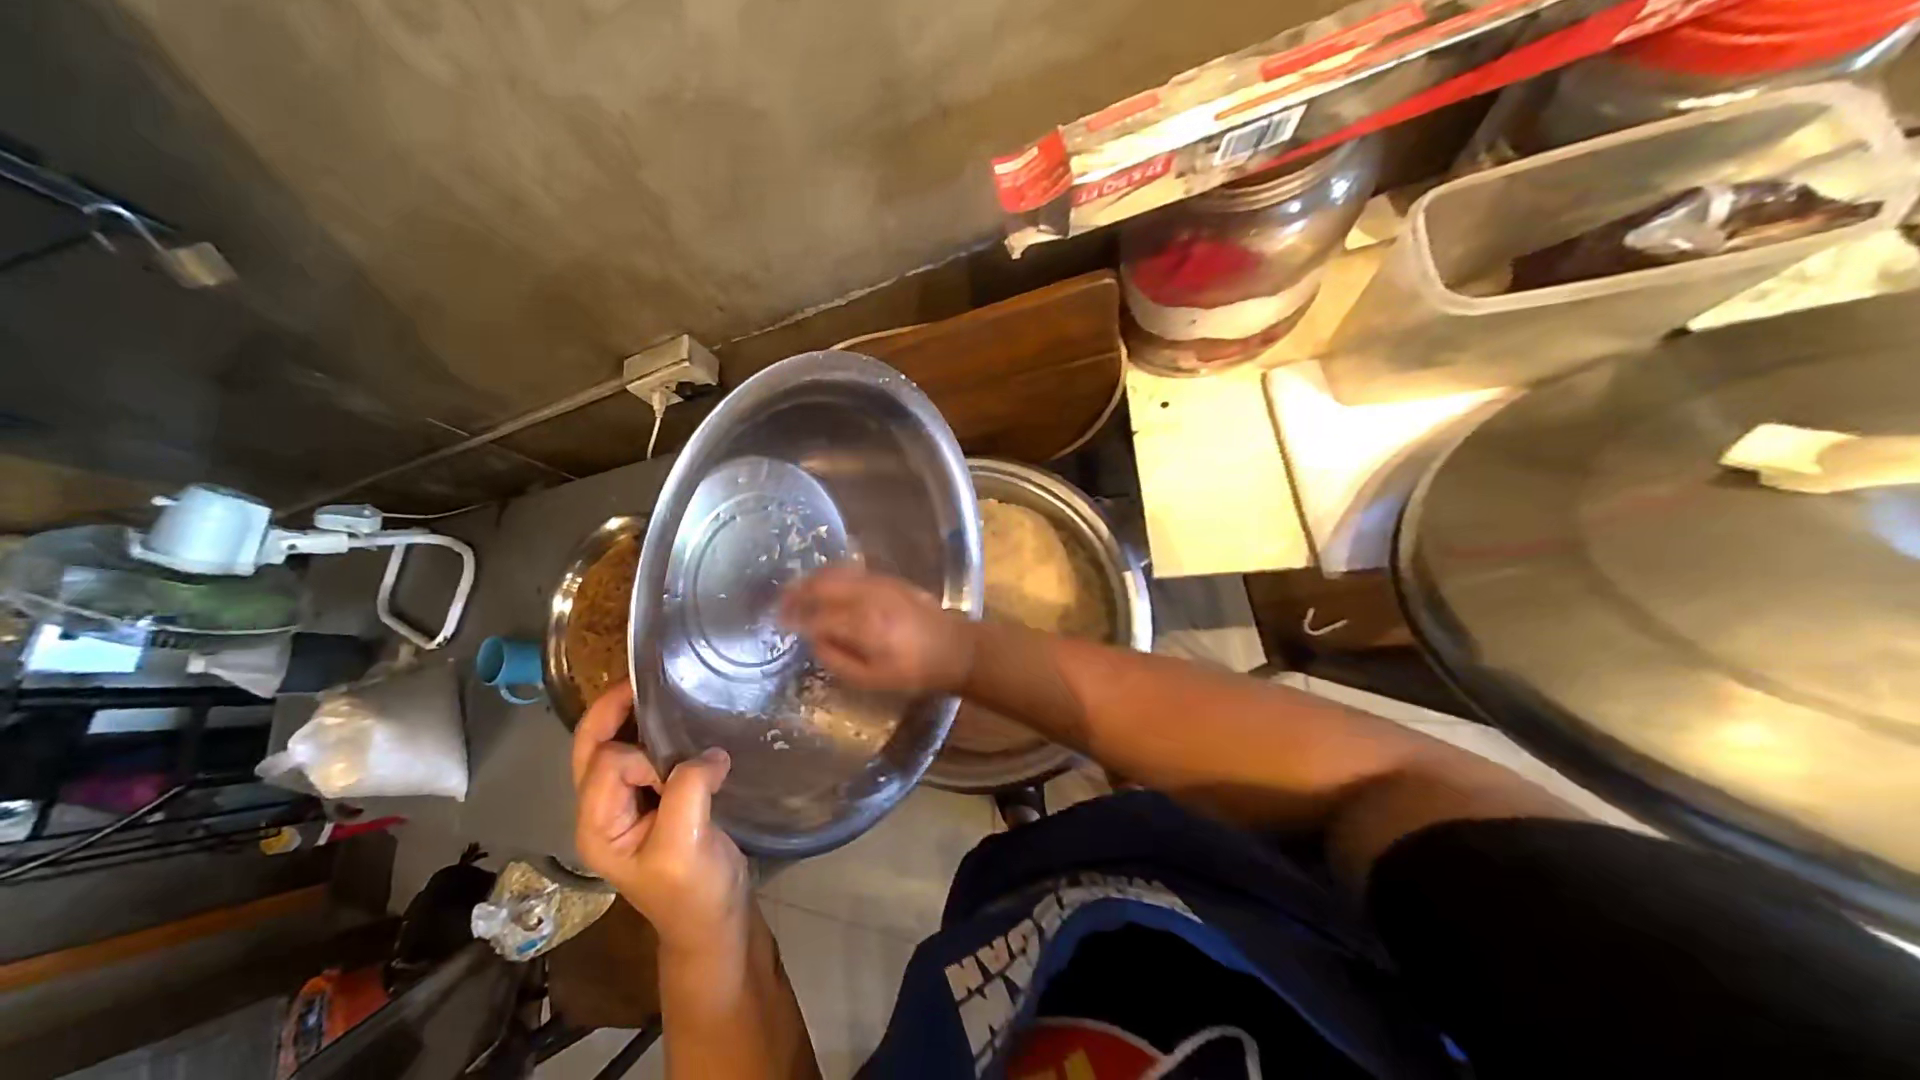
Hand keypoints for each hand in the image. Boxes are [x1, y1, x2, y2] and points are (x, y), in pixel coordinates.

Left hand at [570, 679, 749, 951]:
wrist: (715, 921)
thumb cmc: (693, 892)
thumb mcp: (683, 847)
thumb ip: (686, 791)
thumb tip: (709, 753)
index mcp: (597, 825)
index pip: (607, 764)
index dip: (644, 756)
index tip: (682, 768)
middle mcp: (604, 809)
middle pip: (593, 746)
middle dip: (612, 710)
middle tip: (644, 678)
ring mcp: (629, 803)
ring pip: (616, 746)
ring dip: (634, 718)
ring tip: (665, 694)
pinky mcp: (657, 798)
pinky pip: (647, 754)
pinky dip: (659, 733)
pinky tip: (685, 725)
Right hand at [779, 566, 975, 695]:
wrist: (954, 648)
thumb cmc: (913, 671)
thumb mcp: (871, 679)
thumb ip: (837, 659)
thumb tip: (814, 641)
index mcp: (863, 625)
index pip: (817, 616)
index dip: (795, 619)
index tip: (780, 623)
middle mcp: (868, 597)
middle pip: (822, 585)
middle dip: (797, 592)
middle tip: (781, 602)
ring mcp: (880, 583)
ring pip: (836, 572)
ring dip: (812, 580)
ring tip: (797, 591)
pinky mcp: (889, 578)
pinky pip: (852, 570)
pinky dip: (832, 575)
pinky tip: (826, 586)